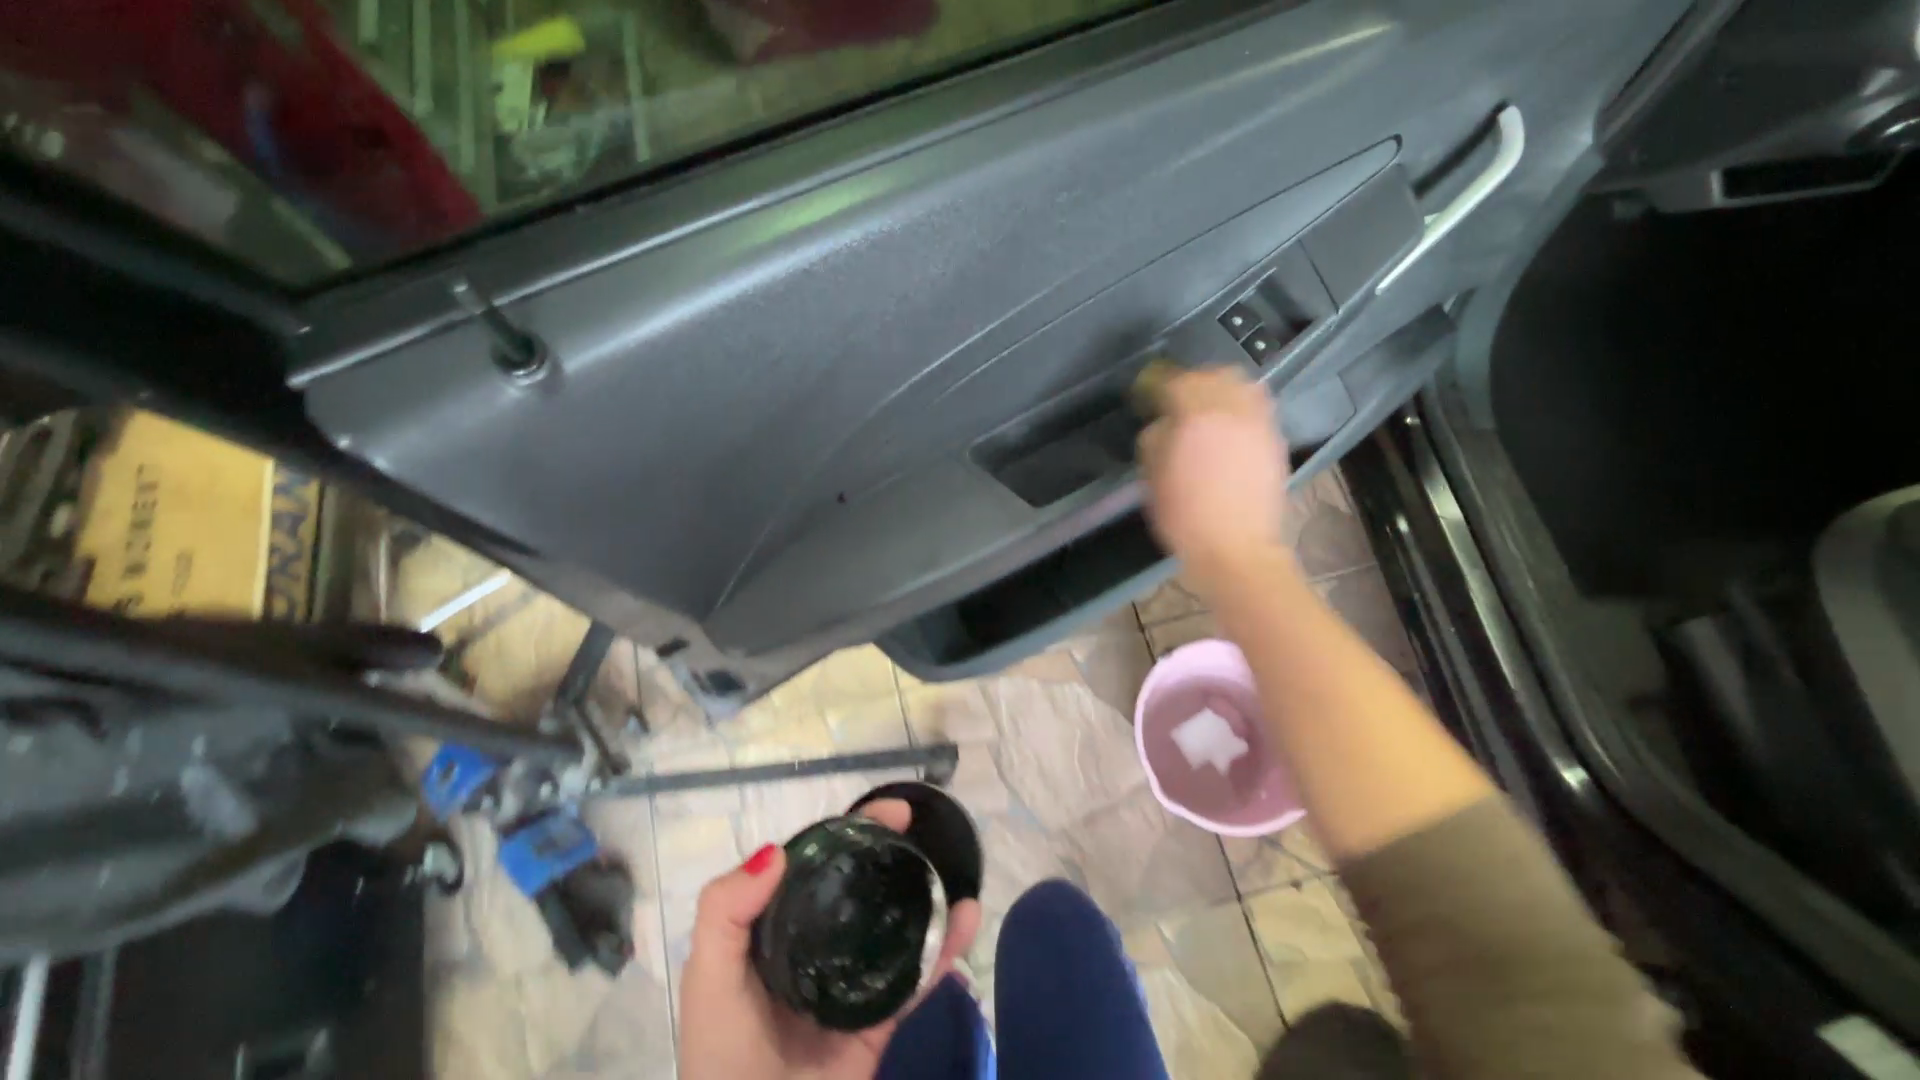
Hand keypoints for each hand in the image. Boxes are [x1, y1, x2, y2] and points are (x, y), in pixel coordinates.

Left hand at [678, 799, 983, 1079]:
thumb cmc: (723, 1052)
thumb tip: (776, 849)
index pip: (811, 868)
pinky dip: (945, 949)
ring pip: (894, 928)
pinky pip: (916, 978)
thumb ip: (725, 909)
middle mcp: (815, 948)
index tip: (876, 811)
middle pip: (857, 888)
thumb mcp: (708, 974)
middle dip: (886, 852)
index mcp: (774, 933)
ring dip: (926, 898)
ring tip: (955, 872)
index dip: (842, 833)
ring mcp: (851, 981)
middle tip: (914, 824)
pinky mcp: (879, 1019)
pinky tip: (966, 919)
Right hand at [1137, 367, 1292, 597]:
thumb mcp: (1152, 476)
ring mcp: (1258, 423)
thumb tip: (1163, 422)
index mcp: (1194, 415)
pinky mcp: (1274, 439)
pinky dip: (1240, 407)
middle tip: (1176, 398)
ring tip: (1206, 408)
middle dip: (1192, 380)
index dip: (1154, 382)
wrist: (1236, 549)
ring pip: (1242, 385)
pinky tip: (1228, 427)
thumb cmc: (1186, 516)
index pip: (1172, 380)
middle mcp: (1231, 409)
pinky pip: (1257, 407)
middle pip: (1213, 374)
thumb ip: (1155, 437)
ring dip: (1221, 389)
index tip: (1144, 392)